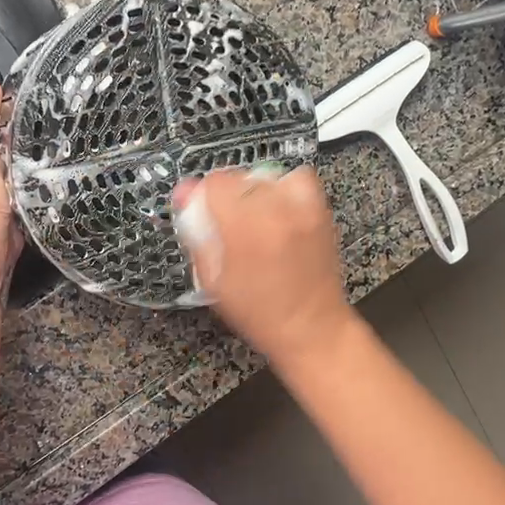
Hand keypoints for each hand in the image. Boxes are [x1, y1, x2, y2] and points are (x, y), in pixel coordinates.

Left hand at [0, 79, 20, 278]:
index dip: (1, 115)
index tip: (21, 113)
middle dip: (15, 140)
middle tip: (31, 139)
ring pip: (12, 162)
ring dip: (24, 161)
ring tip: (35, 159)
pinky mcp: (4, 203)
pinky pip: (21, 182)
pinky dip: (28, 180)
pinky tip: (35, 179)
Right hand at [173, 166, 357, 364]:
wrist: (311, 328)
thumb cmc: (261, 314)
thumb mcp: (213, 281)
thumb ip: (196, 235)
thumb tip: (184, 199)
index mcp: (244, 228)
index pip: (215, 183)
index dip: (203, 195)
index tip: (201, 209)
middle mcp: (275, 212)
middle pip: (238, 177)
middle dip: (226, 195)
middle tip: (226, 221)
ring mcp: (301, 210)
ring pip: (266, 176)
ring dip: (254, 189)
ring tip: (253, 215)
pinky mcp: (319, 213)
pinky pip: (299, 181)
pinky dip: (284, 189)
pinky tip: (277, 212)